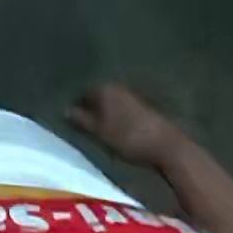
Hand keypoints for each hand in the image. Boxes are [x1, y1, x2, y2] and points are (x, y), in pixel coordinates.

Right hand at [68, 82, 185, 169]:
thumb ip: (81, 120)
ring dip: (105, 112)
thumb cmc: (128, 137)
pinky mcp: (144, 107)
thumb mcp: (100, 132)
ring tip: (101, 130)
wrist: (167, 146)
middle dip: (90, 107)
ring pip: (111, 102)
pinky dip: (117, 116)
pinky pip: (122, 108)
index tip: (73, 120)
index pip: (82, 92)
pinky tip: (118, 129)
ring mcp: (132, 95)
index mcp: (104, 88)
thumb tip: (64, 109)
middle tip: (85, 125)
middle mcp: (117, 86)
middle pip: (97, 95)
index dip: (76, 106)